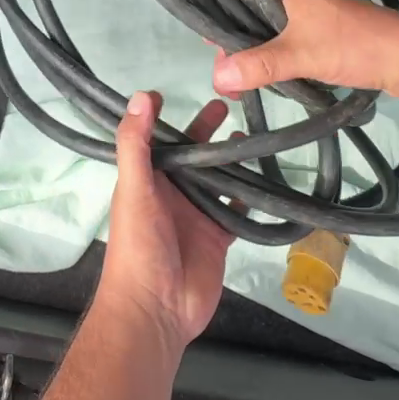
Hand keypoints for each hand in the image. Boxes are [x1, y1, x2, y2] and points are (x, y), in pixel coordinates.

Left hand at [95, 92, 234, 358]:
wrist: (157, 309)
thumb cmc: (139, 244)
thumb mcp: (133, 188)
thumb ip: (135, 144)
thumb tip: (142, 96)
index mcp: (145, 178)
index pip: (155, 139)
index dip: (161, 117)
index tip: (172, 91)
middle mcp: (170, 191)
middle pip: (191, 154)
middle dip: (205, 131)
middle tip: (227, 104)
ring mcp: (195, 213)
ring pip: (216, 178)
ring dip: (230, 159)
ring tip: (251, 136)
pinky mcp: (218, 235)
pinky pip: (237, 210)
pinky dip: (249, 196)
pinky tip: (265, 178)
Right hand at [211, 0, 398, 102]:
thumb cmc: (354, 46)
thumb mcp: (300, 56)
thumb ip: (258, 65)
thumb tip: (215, 78)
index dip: (219, 23)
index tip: (209, 52)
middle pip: (252, 19)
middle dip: (238, 47)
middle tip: (229, 81)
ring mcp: (313, 16)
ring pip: (272, 33)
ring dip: (259, 55)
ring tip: (245, 83)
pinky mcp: (326, 36)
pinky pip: (290, 43)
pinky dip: (278, 59)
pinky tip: (273, 77)